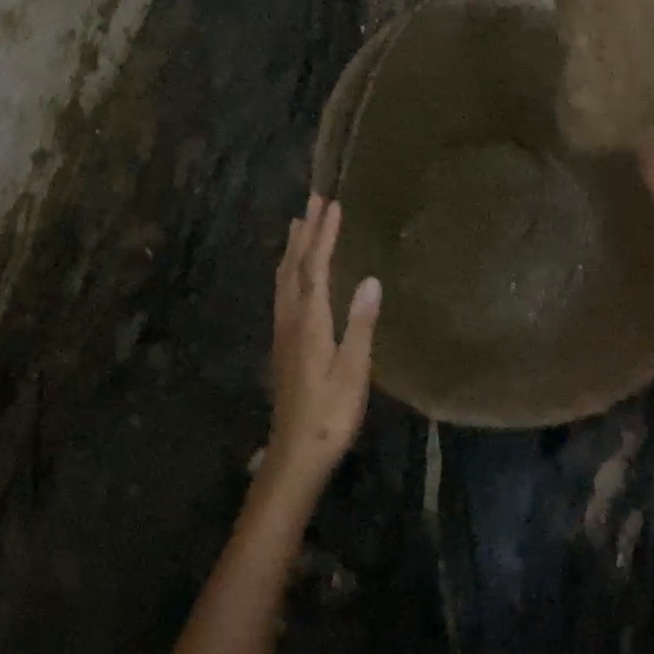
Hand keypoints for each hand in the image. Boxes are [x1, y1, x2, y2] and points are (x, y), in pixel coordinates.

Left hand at [267, 195, 380, 487]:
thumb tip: (370, 279)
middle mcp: (291, 320)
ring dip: (293, 248)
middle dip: (306, 232)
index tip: (333, 205)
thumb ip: (360, 325)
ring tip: (298, 224)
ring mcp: (283, 333)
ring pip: (284, 279)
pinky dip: (289, 270)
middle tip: (313, 200)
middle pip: (295, 267)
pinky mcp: (283, 345)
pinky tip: (293, 274)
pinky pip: (283, 292)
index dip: (324, 235)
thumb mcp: (353, 372)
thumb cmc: (330, 415)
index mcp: (310, 322)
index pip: (316, 268)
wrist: (295, 453)